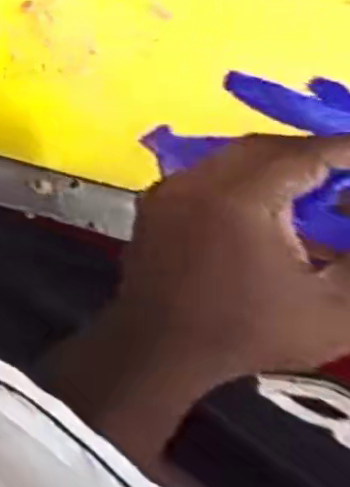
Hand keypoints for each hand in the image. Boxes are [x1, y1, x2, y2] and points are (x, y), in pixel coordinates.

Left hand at [115, 134, 349, 380]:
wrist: (164, 338)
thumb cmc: (254, 325)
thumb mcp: (341, 301)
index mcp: (232, 198)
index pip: (295, 156)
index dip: (344, 149)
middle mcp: (189, 185)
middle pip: (255, 150)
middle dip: (313, 152)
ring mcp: (165, 194)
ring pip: (226, 161)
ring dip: (278, 165)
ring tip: (332, 186)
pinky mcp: (155, 208)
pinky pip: (205, 178)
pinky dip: (248, 180)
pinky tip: (285, 205)